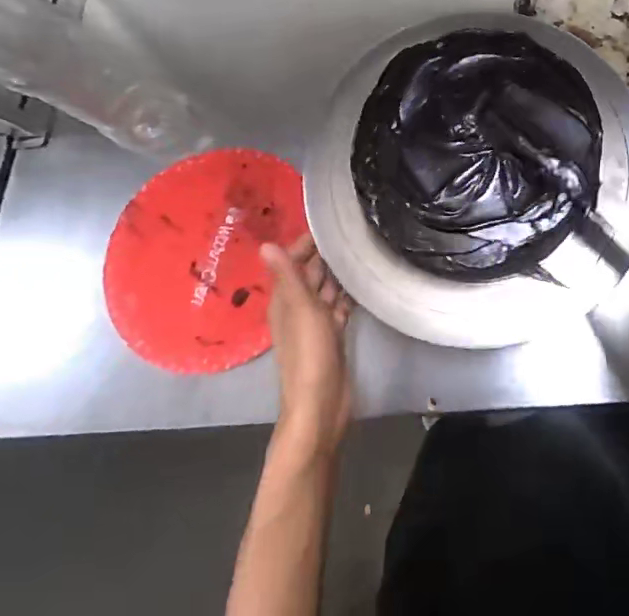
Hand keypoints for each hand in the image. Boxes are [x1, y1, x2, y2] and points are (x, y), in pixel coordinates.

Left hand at [262, 234, 352, 451]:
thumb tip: (265, 244)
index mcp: (285, 299)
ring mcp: (316, 323)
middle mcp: (298, 307)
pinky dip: (348, 296)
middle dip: (327, 254)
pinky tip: (363, 283)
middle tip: (355, 229)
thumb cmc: (309, 354)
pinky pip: (339, 307)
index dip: (308, 242)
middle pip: (311, 273)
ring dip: (340, 273)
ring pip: (327, 289)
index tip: (331, 221)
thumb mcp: (300, 309)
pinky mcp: (333, 336)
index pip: (294, 261)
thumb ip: (288, 276)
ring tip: (362, 250)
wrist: (321, 405)